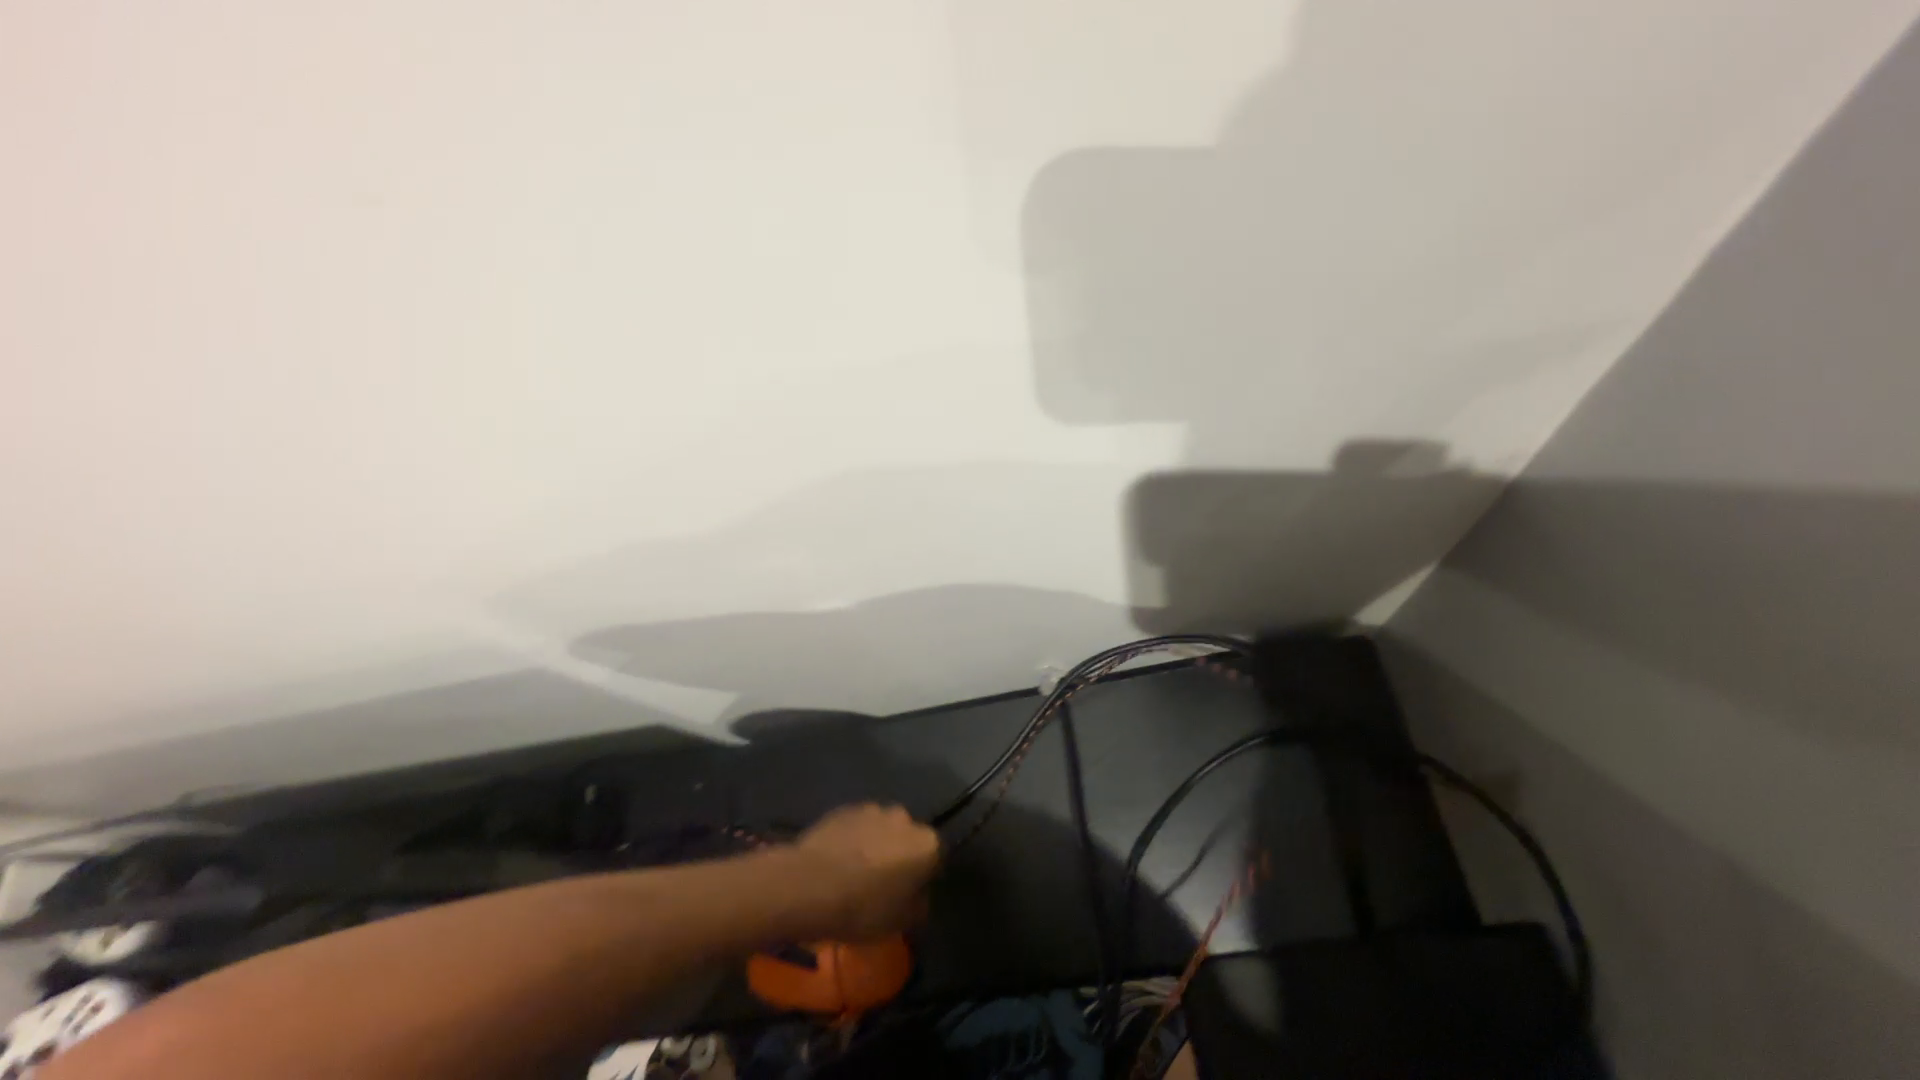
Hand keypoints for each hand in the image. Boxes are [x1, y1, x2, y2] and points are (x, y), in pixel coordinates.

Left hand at [791, 804, 940, 941]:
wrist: (809, 885)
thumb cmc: (863, 908)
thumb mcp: (902, 922)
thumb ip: (919, 905)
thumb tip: (917, 895)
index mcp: (926, 844)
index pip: (936, 858)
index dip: (924, 877)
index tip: (909, 895)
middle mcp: (903, 818)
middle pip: (907, 838)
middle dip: (899, 855)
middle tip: (882, 883)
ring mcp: (871, 809)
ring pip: (880, 829)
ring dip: (874, 844)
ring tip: (854, 871)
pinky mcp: (841, 808)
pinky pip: (855, 827)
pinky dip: (851, 840)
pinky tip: (836, 861)